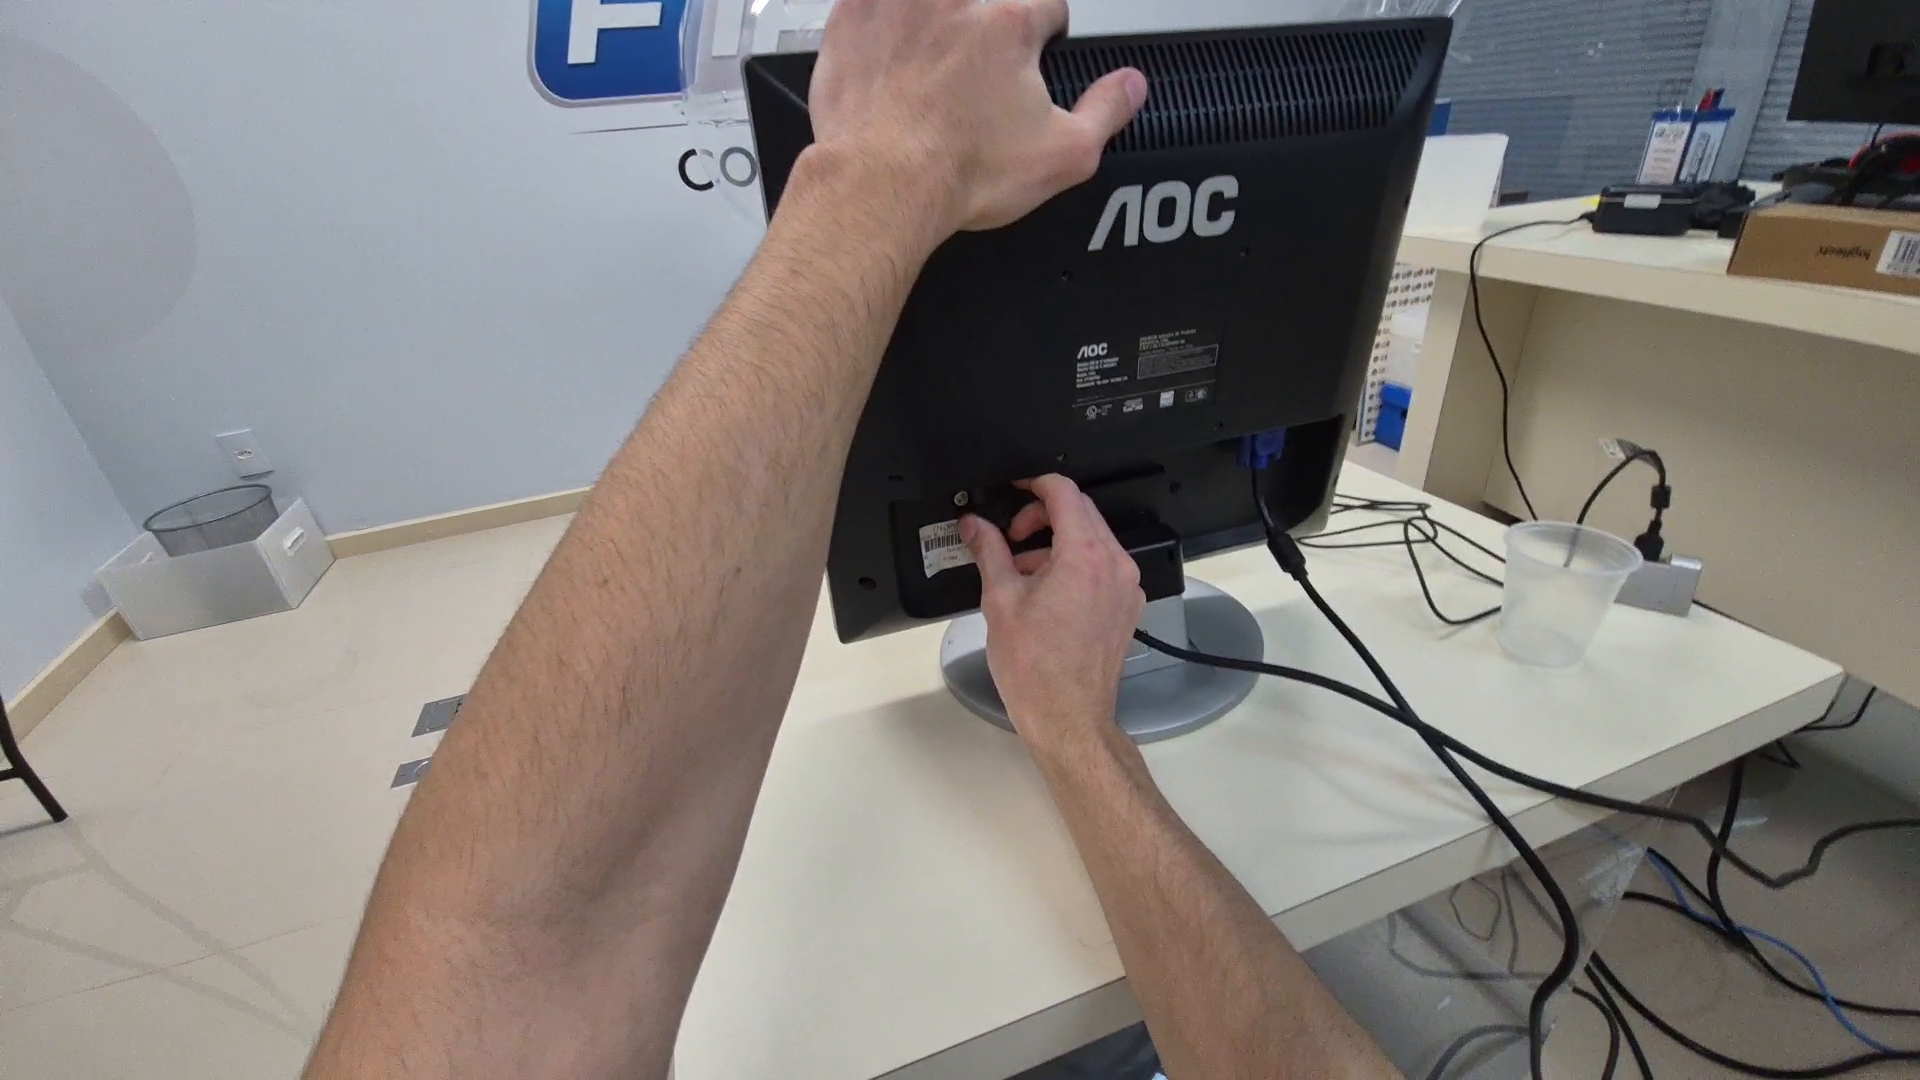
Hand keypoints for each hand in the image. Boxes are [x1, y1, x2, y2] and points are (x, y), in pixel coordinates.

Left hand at [808, 0, 1147, 239]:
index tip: (1033, 58)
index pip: (1047, 8)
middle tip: (974, 80)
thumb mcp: (1064, 156)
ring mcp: (900, 3)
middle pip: (984, 4)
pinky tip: (891, 68)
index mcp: (1010, 23)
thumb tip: (1130, 87)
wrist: (883, 185)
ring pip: (930, 3)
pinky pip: (871, 6)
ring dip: (936, 24)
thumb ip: (1106, 113)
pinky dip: (882, 29)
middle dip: (985, 33)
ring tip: (933, 73)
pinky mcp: (853, 18)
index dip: (1045, 36)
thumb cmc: (958, 171)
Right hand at [961, 476, 1144, 749]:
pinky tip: (1045, 591)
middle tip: (1009, 536)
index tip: (1014, 488)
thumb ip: (989, 551)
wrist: (1069, 718)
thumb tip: (974, 525)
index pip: (1065, 492)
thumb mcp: (1000, 600)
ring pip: (1092, 540)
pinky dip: (1074, 564)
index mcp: (1085, 556)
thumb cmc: (1036, 669)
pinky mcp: (1126, 606)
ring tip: (1021, 570)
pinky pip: (1101, 566)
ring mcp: (1126, 587)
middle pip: (1081, 512)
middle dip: (1042, 515)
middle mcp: (1115, 565)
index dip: (1035, 483)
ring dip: (1055, 542)